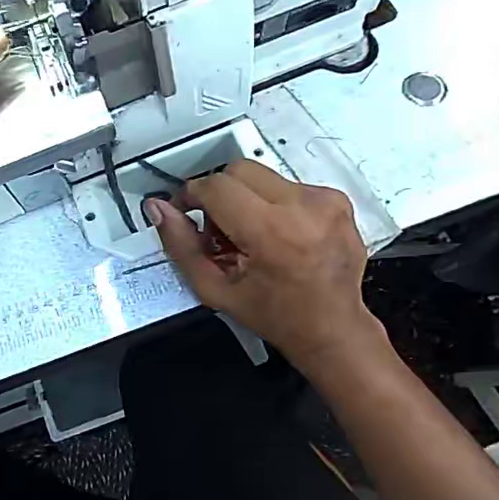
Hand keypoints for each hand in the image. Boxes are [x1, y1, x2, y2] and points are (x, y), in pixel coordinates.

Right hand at [145, 160, 386, 365]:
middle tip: (223, 233)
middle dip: (221, 196)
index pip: (217, 186)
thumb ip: (183, 247)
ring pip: (264, 175)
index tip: (187, 207)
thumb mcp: (219, 291)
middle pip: (239, 171)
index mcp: (274, 233)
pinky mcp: (337, 200)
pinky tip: (280, 236)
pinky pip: (290, 184)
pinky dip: (277, 204)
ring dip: (250, 200)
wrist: (333, 328)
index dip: (193, 195)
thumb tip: (161, 212)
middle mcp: (304, 210)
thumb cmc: (283, 318)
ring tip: (255, 239)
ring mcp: (325, 202)